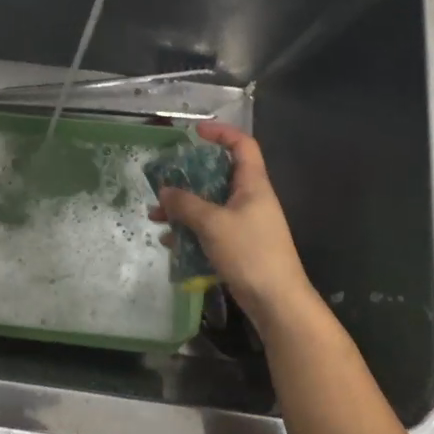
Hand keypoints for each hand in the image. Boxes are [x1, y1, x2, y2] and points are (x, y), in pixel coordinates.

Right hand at [150, 122, 318, 325]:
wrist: (276, 300)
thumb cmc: (250, 253)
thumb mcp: (213, 224)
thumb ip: (186, 204)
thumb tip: (165, 191)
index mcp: (253, 185)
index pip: (242, 146)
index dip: (221, 133)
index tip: (195, 132)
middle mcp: (250, 199)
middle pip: (219, 176)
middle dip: (188, 178)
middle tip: (163, 181)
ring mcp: (245, 224)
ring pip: (210, 205)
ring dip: (183, 208)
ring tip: (156, 216)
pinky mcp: (238, 246)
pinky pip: (210, 229)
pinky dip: (190, 231)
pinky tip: (169, 242)